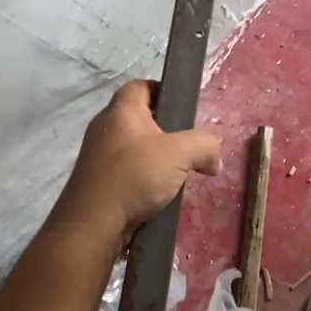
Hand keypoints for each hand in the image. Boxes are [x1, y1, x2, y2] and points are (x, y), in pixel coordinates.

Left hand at [53, 80, 222, 243]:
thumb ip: (204, 145)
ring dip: (161, 159)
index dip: (165, 91)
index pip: (142, 86)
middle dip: (170, 131)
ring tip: (182, 173)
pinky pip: (131, 171)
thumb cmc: (134, 176)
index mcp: (122, 110)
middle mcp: (107, 128)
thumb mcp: (179, 153)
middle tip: (191, 146)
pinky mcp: (102, 182)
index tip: (187, 109)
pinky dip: (148, 179)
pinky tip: (163, 193)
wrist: (94, 225)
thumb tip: (216, 157)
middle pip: (144, 119)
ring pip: (139, 148)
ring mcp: (102, 156)